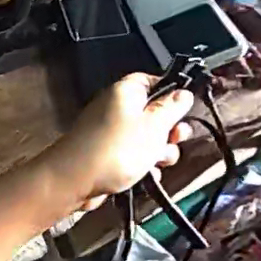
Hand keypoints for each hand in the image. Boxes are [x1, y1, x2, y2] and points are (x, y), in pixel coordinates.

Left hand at [42, 74, 193, 211]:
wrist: (76, 180)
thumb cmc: (116, 149)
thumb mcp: (154, 125)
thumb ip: (172, 108)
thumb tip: (183, 93)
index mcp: (125, 92)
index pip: (152, 81)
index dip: (171, 93)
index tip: (184, 109)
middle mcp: (115, 108)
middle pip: (153, 113)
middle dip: (169, 130)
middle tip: (174, 140)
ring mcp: (109, 132)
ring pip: (146, 138)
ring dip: (158, 152)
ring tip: (155, 162)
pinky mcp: (106, 154)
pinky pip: (133, 156)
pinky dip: (143, 166)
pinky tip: (146, 176)